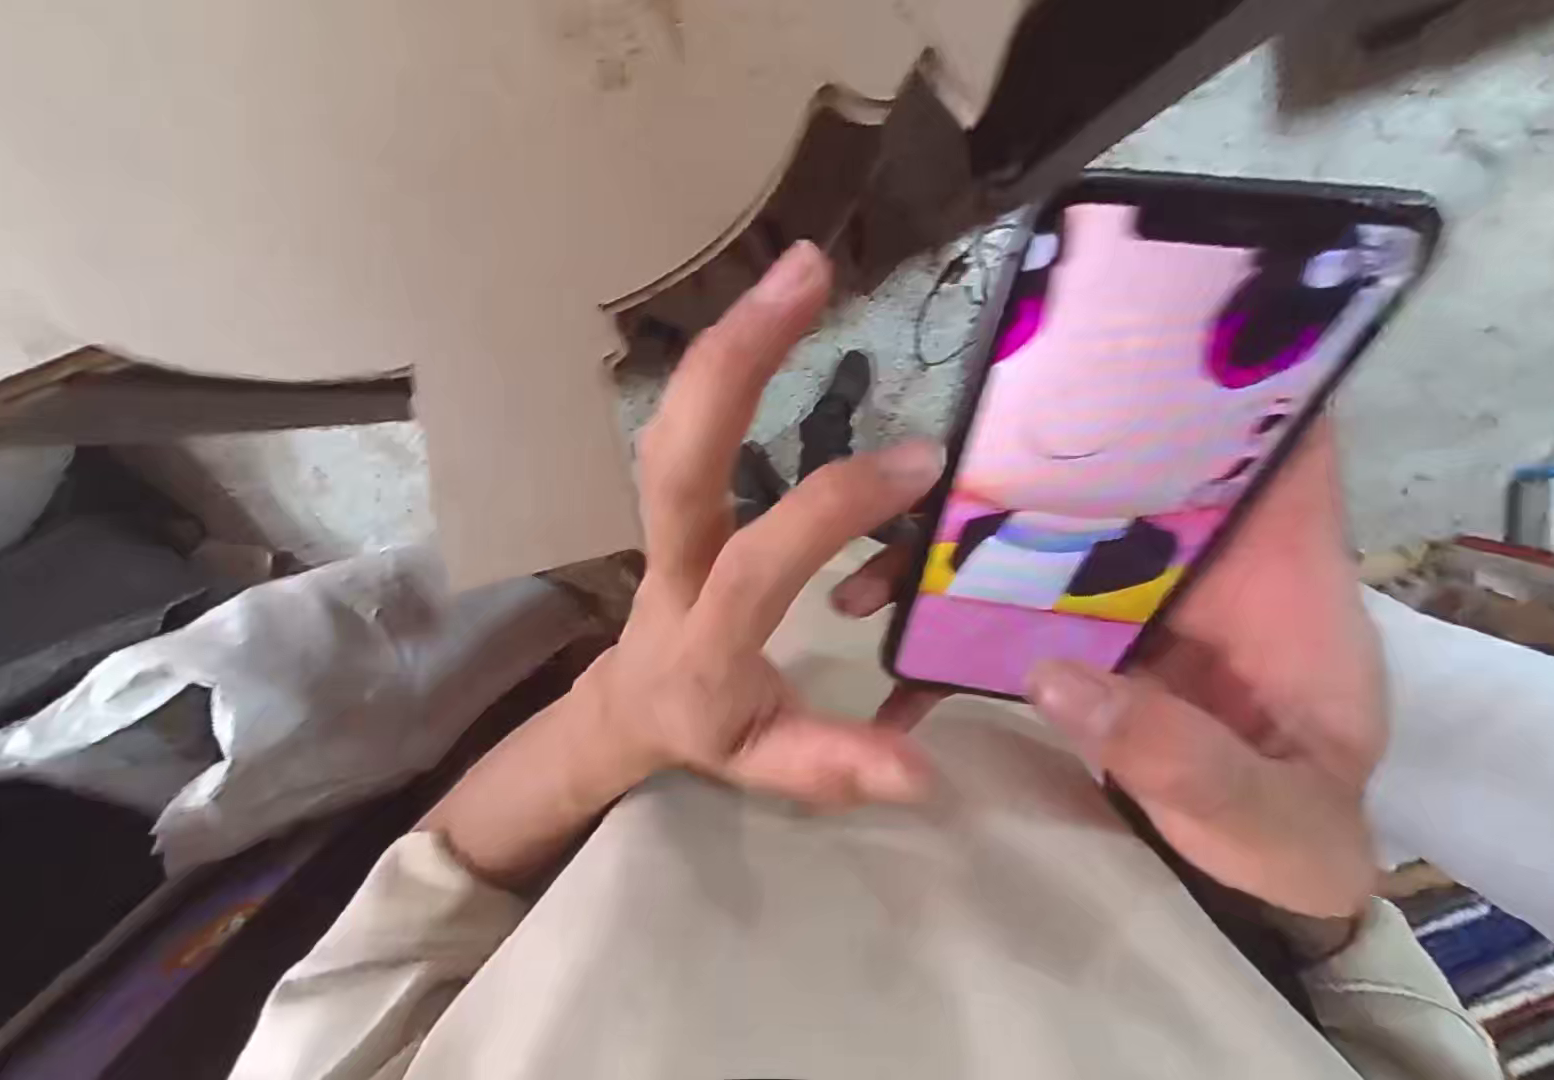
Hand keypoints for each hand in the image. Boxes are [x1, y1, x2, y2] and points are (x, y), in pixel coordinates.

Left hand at [424, 242, 944, 885]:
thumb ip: (831, 767)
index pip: (758, 561)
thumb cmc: (701, 728)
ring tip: (795, 270)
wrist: (631, 703)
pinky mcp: (666, 505)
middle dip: (734, 369)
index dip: (831, 510)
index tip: (917, 461)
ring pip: (672, 429)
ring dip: (725, 347)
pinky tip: (766, 320)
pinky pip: (684, 427)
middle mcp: (672, 566)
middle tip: (805, 275)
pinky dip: (721, 369)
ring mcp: (660, 528)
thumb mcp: (761, 764)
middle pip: (679, 462)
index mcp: (703, 635)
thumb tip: (922, 772)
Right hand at [833, 420, 1386, 916]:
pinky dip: (936, 633)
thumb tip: (1048, 677)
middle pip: (1087, 482)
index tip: (1097, 359)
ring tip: (862, 596)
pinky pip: (988, 613)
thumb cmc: (1285, 831)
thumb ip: (1187, 760)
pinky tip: (888, 671)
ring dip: (935, 558)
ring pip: (1014, 542)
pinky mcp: (1059, 633)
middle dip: (994, 479)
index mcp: (1267, 573)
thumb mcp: (1270, 820)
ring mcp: (1108, 594)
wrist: (1244, 868)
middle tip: (902, 498)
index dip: (1194, 384)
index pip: (1252, 442)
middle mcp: (1180, 560)